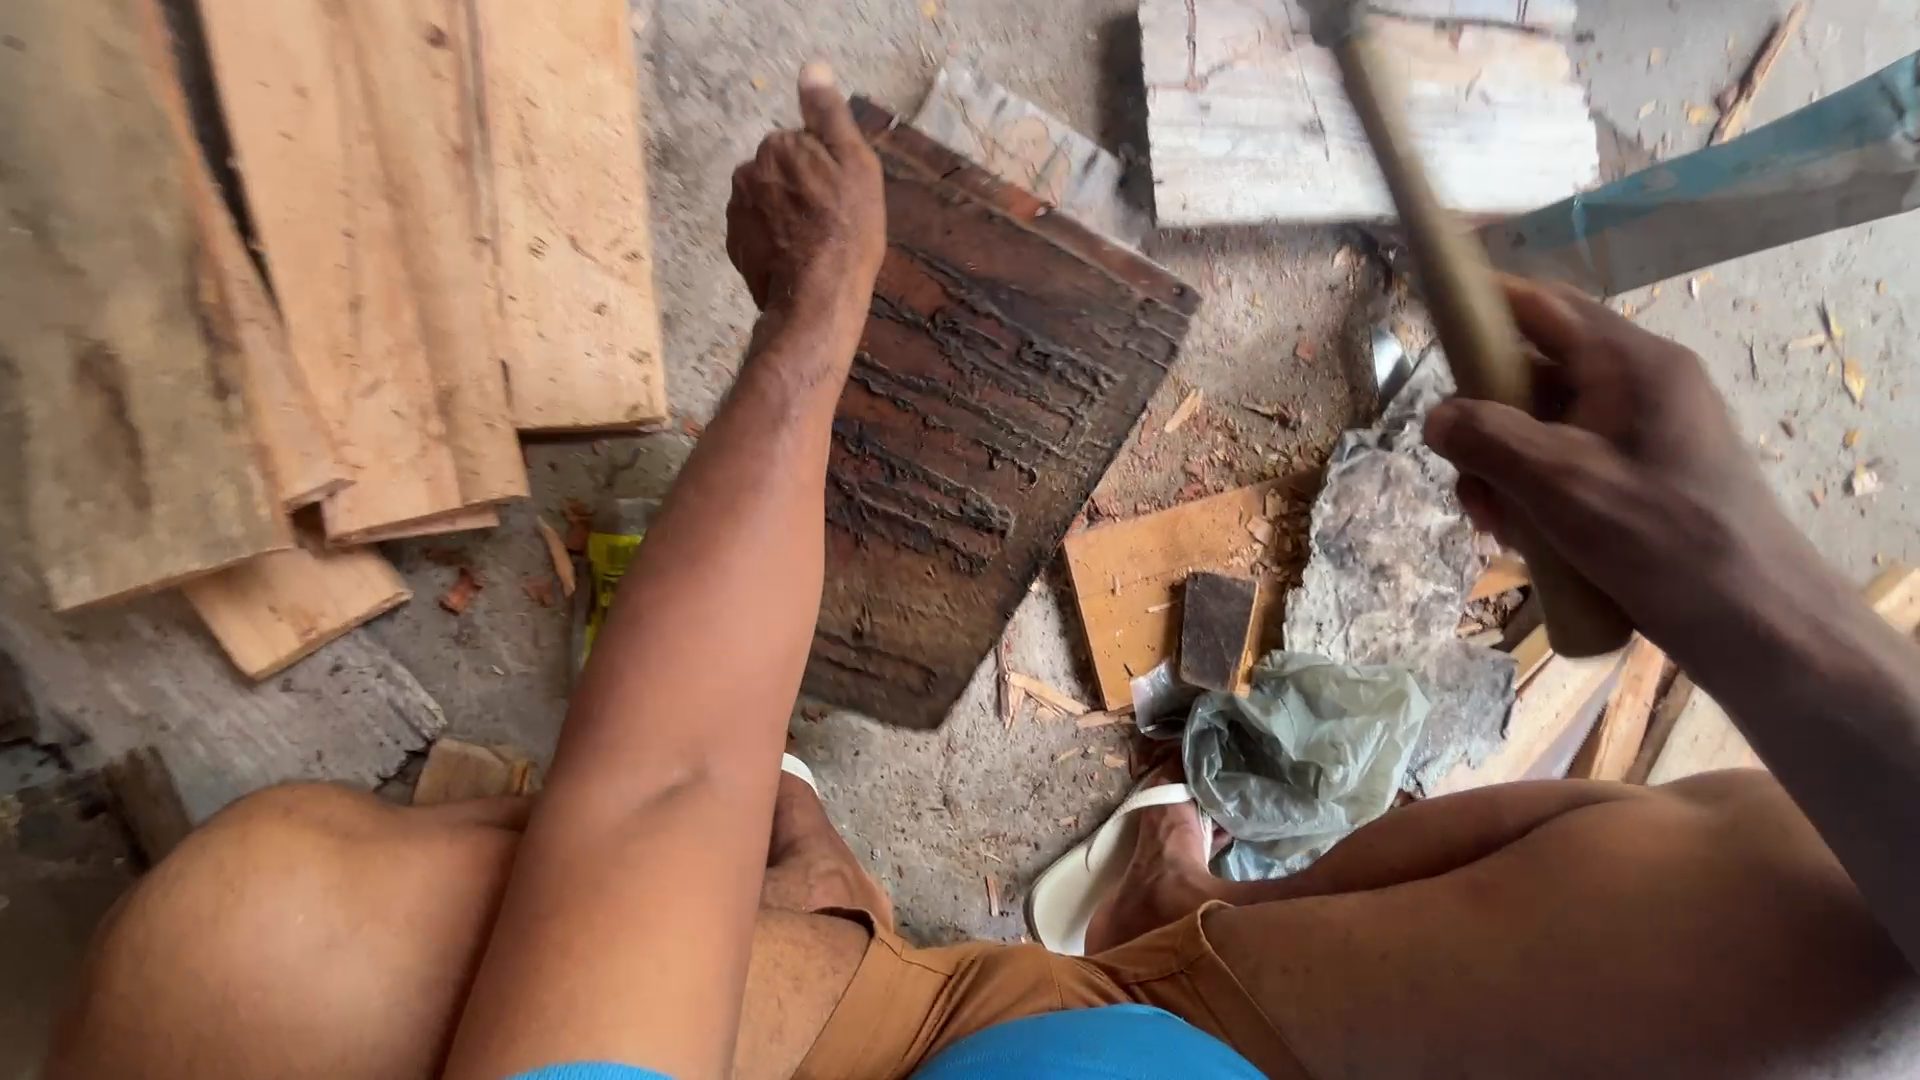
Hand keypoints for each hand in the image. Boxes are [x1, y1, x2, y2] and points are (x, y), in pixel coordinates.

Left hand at [726, 64, 886, 315]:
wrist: (817, 299)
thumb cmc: (846, 232)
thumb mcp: (855, 166)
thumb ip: (829, 115)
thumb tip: (812, 70)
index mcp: (778, 146)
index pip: (801, 145)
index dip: (825, 170)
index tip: (841, 197)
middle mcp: (748, 172)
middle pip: (780, 173)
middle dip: (800, 191)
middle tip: (829, 224)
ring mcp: (737, 212)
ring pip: (767, 203)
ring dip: (785, 217)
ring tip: (812, 246)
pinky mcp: (735, 247)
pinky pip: (757, 233)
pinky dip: (773, 242)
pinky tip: (795, 261)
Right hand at [1423, 277, 1831, 665]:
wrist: (1745, 618)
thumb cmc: (1657, 535)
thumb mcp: (1558, 482)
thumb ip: (1487, 438)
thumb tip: (1434, 416)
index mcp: (1631, 366)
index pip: (1544, 308)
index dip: (1485, 307)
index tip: (1431, 320)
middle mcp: (1631, 388)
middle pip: (1525, 377)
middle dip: (1481, 423)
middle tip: (1464, 471)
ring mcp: (1627, 433)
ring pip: (1528, 429)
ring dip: (1495, 470)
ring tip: (1496, 520)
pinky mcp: (1621, 474)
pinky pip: (1548, 465)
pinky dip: (1521, 493)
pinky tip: (1518, 533)